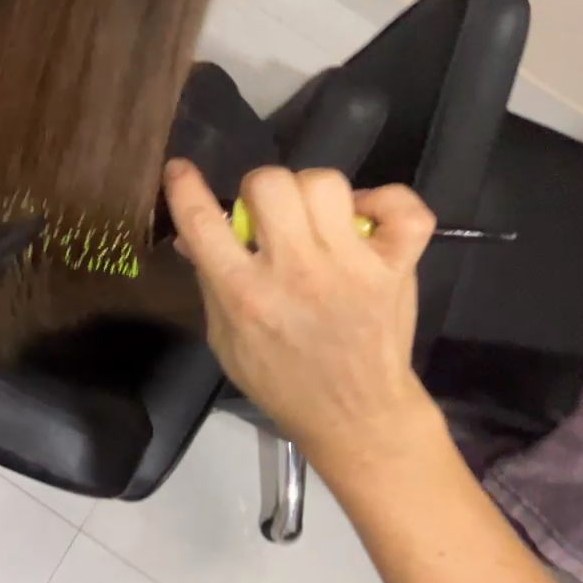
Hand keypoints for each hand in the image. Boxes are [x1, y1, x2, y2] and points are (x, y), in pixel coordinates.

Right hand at [163, 160, 442, 471]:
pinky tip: (365, 219)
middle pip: (270, 184)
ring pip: (327, 184)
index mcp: (243, 293)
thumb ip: (211, 283)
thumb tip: (194, 236)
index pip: (203, 223)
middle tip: (264, 213)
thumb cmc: (278, 378)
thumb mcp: (224, 338)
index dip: (184, 187)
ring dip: (310, 192)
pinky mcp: (396, 266)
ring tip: (311, 218)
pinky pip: (402, 206)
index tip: (179, 170)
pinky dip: (384, 201)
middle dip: (259, 188)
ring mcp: (350, 266)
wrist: (353, 413)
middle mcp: (294, 271)